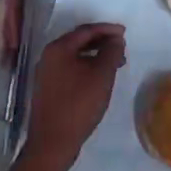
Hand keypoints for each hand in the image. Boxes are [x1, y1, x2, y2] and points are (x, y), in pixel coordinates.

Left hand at [25, 23, 125, 160]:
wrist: (53, 141)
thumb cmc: (79, 104)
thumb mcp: (101, 75)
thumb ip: (111, 52)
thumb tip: (115, 39)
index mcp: (59, 48)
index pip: (86, 30)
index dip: (107, 29)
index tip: (124, 33)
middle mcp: (48, 56)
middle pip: (78, 41)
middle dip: (101, 42)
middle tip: (121, 47)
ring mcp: (46, 73)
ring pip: (74, 56)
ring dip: (95, 56)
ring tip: (115, 63)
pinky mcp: (47, 88)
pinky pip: (70, 69)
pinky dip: (86, 67)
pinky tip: (98, 78)